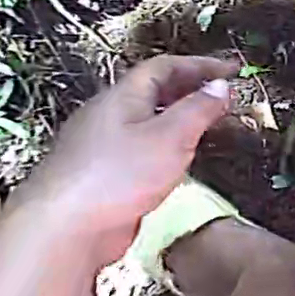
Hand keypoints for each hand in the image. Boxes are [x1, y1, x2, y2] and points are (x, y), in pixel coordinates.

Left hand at [8, 55, 236, 257]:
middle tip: (224, 96)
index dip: (200, 65)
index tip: (232, 70)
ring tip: (209, 124)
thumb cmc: (120, 175)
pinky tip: (179, 158)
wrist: (62, 230)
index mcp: (121, 98)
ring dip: (179, 116)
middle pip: (152, 91)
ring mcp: (100, 146)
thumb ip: (199, 109)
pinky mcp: (101, 174)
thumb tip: (221, 85)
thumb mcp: (172, 136)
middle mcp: (107, 116)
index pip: (163, 68)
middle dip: (190, 88)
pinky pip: (140, 145)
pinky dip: (167, 142)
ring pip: (146, 119)